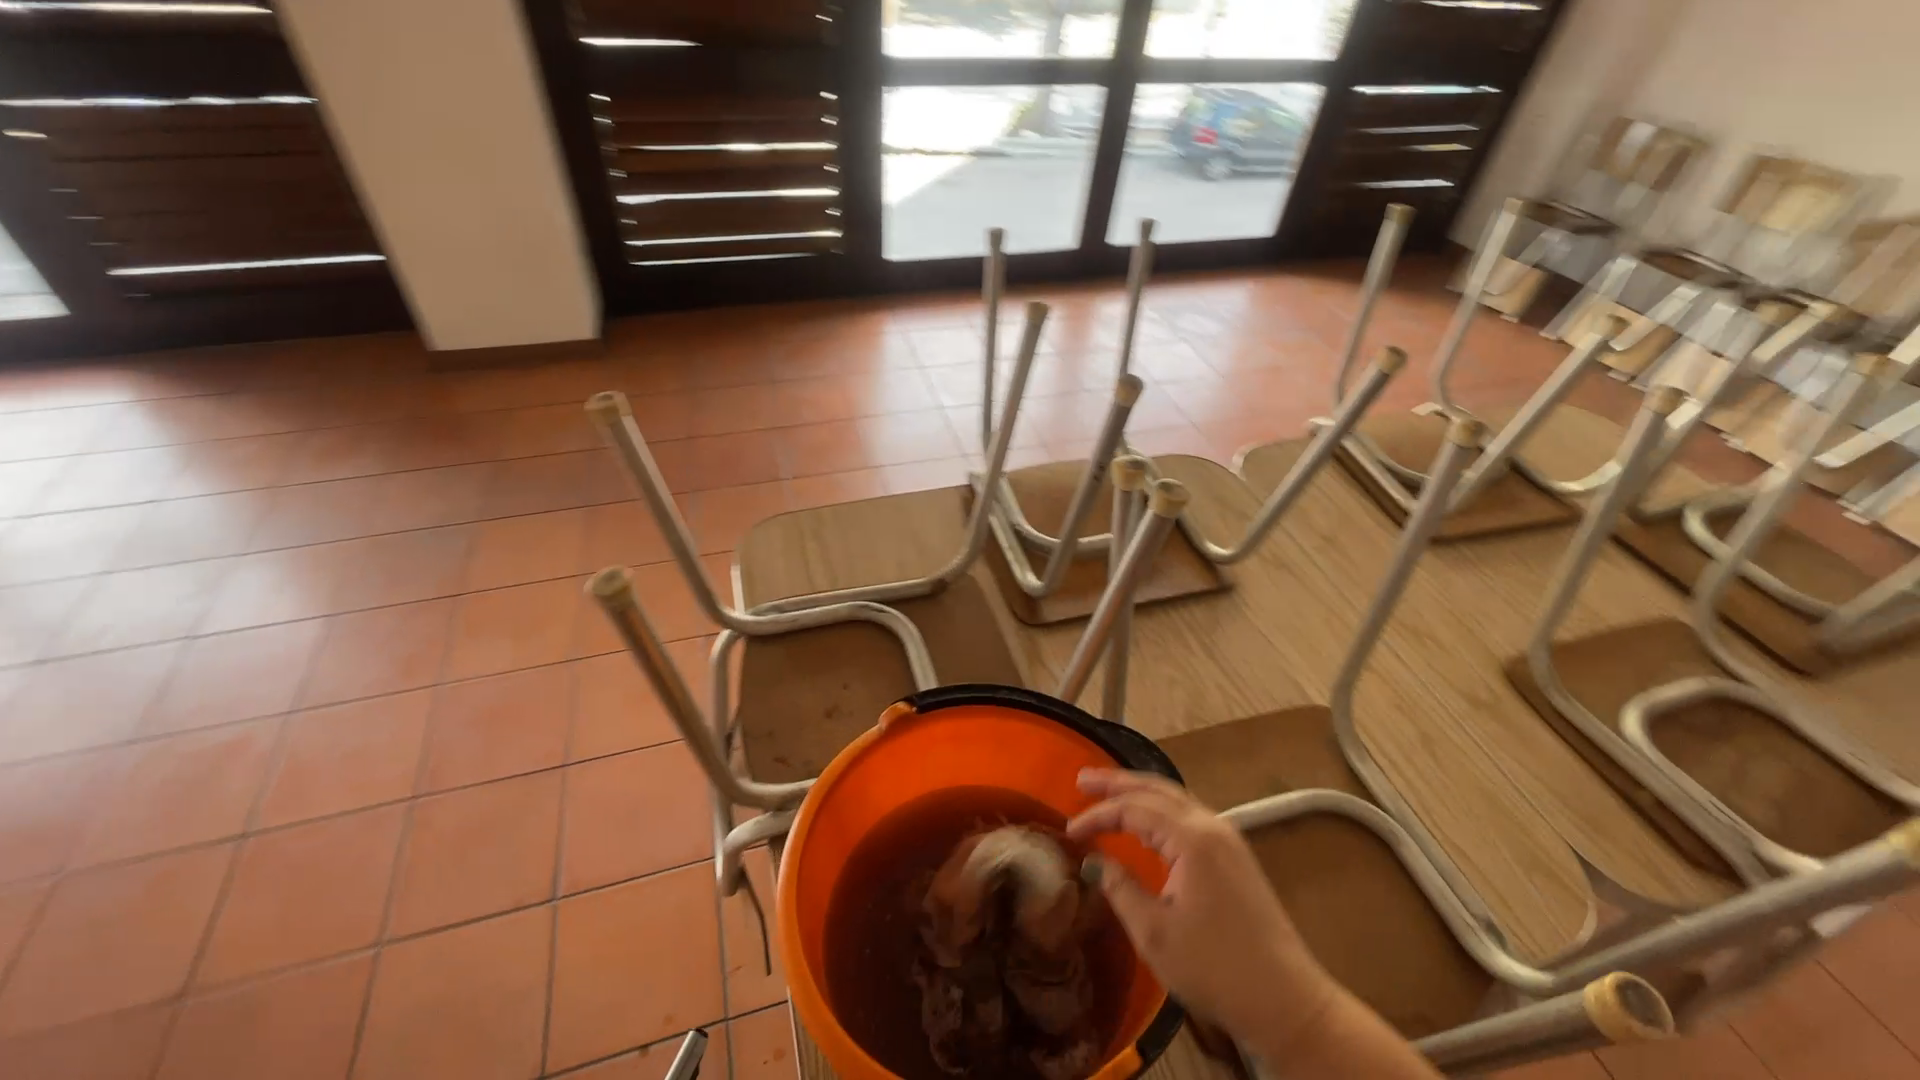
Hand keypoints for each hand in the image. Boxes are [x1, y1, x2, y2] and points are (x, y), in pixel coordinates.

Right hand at [1066, 768, 1335, 1042]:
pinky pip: (1190, 816)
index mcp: (1192, 839)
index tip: (1068, 831)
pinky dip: (1160, 810)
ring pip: (1177, 799)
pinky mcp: (1235, 857)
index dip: (1098, 816)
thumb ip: (1120, 887)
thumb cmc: (1214, 967)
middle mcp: (1212, 827)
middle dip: (1118, 783)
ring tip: (1107, 792)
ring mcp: (1229, 840)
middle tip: (1082, 780)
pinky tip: (1146, 821)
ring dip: (1140, 793)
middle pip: (1158, 790)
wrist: (1285, 999)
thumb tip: (1094, 860)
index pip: (1134, 809)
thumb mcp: (1153, 932)